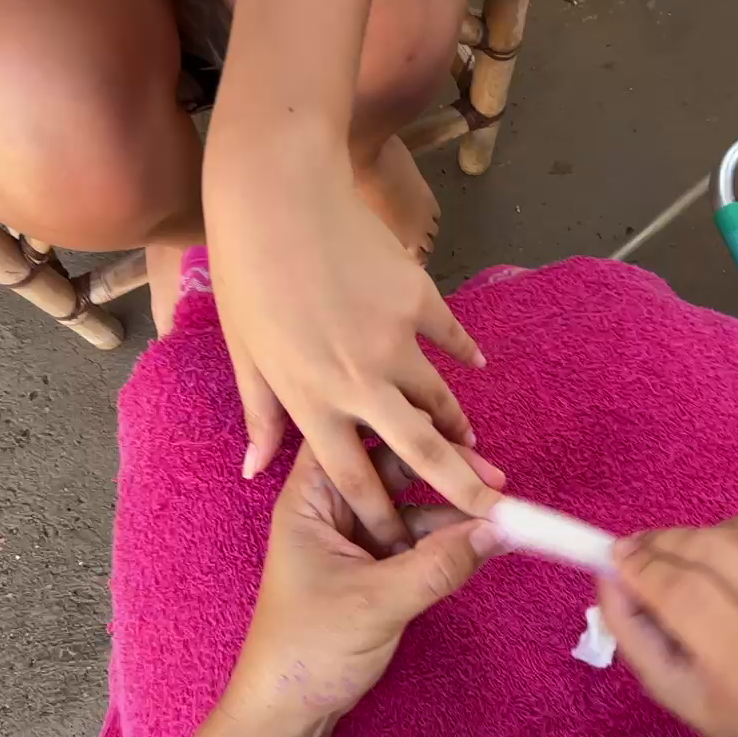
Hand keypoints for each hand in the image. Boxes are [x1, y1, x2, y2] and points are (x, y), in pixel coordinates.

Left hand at [203, 131, 496, 550]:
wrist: (278, 195)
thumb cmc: (247, 277)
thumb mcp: (245, 354)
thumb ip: (261, 416)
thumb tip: (254, 468)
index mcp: (311, 400)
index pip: (355, 478)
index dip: (382, 517)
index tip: (403, 541)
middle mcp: (360, 381)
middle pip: (421, 450)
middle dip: (460, 488)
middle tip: (493, 510)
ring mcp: (396, 341)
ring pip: (440, 397)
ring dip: (457, 423)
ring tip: (471, 441)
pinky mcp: (419, 300)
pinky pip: (452, 338)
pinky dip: (465, 355)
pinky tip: (475, 364)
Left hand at [225, 441, 510, 723]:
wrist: (288, 711)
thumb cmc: (310, 647)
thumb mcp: (377, 602)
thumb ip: (438, 565)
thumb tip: (498, 530)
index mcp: (311, 499)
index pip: (353, 440)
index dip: (398, 427)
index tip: (451, 428)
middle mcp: (333, 507)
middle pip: (391, 469)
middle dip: (441, 471)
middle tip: (494, 479)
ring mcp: (355, 535)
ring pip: (409, 503)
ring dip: (452, 508)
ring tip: (500, 514)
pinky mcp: (374, 563)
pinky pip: (416, 537)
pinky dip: (448, 539)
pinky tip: (482, 541)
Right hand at [598, 517, 737, 736]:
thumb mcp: (681, 699)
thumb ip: (634, 636)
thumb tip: (610, 573)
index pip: (688, 597)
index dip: (644, 568)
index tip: (615, 557)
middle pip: (713, 552)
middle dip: (662, 543)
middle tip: (637, 551)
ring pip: (734, 533)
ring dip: (691, 538)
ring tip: (680, 562)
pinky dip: (727, 535)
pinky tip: (724, 563)